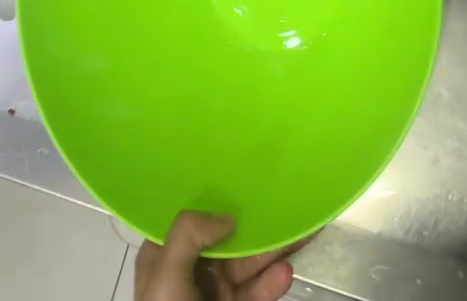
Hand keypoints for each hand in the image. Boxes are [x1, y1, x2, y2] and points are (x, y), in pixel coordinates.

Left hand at [133, 212, 307, 300]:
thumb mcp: (165, 277)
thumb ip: (188, 235)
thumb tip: (228, 216)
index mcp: (165, 256)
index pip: (191, 217)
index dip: (216, 198)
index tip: (245, 177)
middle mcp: (191, 270)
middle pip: (229, 238)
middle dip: (259, 223)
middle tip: (290, 203)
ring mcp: (214, 293)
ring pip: (249, 264)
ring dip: (275, 250)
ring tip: (302, 233)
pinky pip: (258, 292)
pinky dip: (273, 283)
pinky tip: (287, 273)